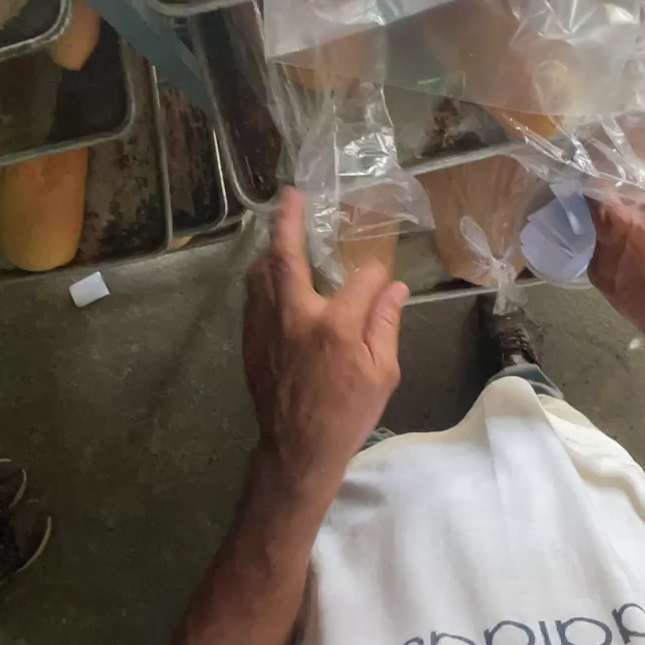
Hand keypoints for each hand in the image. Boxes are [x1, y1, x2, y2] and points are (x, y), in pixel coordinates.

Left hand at [243, 189, 409, 492]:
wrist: (297, 449)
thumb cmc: (346, 414)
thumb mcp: (383, 373)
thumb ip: (385, 324)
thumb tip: (394, 287)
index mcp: (335, 324)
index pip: (360, 280)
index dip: (374, 276)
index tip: (381, 281)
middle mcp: (295, 315)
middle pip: (288, 256)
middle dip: (289, 221)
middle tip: (290, 196)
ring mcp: (266, 326)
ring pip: (261, 273)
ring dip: (271, 248)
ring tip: (281, 234)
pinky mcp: (250, 339)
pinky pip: (253, 296)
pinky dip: (263, 278)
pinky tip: (273, 278)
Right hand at [589, 196, 644, 345]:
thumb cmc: (639, 299)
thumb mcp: (602, 274)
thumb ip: (601, 243)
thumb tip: (604, 229)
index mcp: (618, 221)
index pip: (597, 188)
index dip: (591, 188)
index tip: (589, 191)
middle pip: (631, 188)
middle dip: (624, 196)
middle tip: (621, 209)